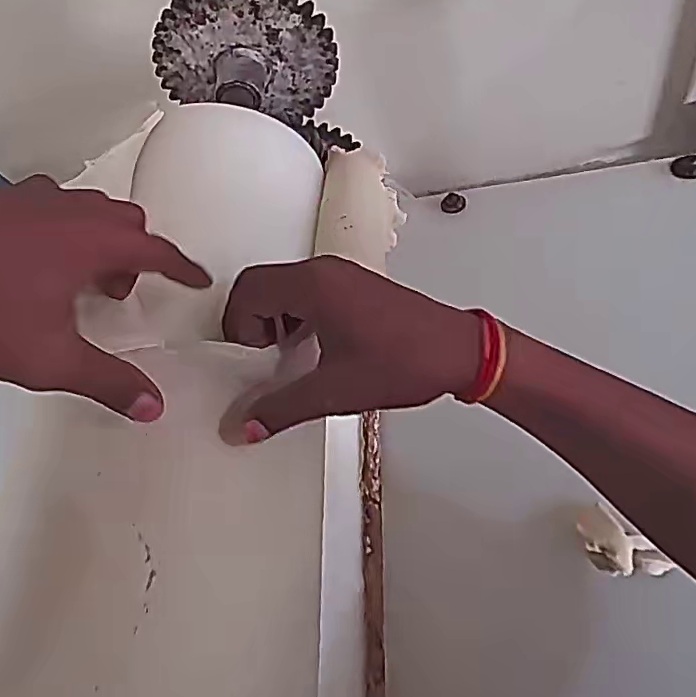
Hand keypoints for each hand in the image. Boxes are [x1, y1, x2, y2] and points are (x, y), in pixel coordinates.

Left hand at [0, 175, 210, 419]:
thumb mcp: (50, 359)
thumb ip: (108, 382)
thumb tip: (150, 404)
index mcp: (90, 242)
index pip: (155, 249)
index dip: (181, 266)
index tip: (195, 277)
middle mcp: (63, 213)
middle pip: (125, 219)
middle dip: (137, 250)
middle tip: (127, 286)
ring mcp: (24, 203)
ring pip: (85, 207)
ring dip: (99, 236)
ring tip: (81, 275)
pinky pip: (45, 205)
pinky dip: (60, 226)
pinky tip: (34, 258)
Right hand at [221, 256, 479, 439]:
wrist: (459, 352)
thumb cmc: (410, 358)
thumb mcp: (334, 390)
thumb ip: (281, 408)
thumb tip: (247, 424)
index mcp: (313, 285)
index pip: (248, 290)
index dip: (236, 327)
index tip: (246, 359)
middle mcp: (326, 272)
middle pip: (262, 285)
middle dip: (252, 324)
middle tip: (261, 360)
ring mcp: (343, 276)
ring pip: (286, 288)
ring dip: (275, 320)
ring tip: (287, 359)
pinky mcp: (357, 287)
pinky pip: (310, 292)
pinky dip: (298, 316)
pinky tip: (312, 351)